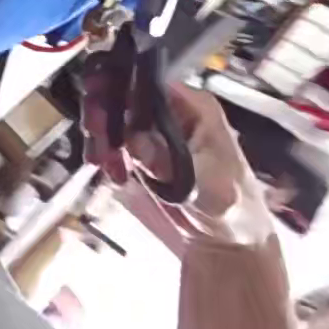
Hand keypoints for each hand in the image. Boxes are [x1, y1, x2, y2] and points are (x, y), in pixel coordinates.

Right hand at [84, 82, 275, 248]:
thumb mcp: (211, 187)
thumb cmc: (234, 211)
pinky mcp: (138, 151)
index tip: (96, 99)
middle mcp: (167, 111)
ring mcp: (151, 131)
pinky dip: (104, 154)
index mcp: (191, 106)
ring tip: (103, 163)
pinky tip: (113, 173)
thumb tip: (134, 140)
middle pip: (122, 93)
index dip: (117, 84)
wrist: (228, 247)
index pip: (146, 81)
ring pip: (111, 115)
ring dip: (100, 136)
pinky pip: (111, 141)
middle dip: (102, 110)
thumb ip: (171, 162)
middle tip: (95, 134)